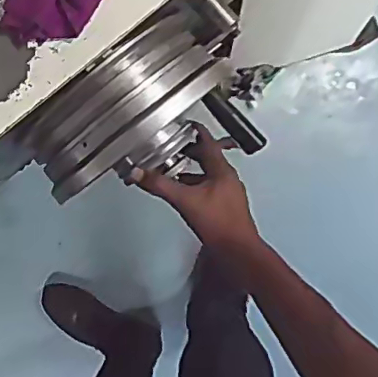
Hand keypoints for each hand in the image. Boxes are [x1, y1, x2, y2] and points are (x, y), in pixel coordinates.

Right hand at [133, 136, 262, 252]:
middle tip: (179, 148)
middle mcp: (228, 180)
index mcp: (222, 172)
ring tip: (178, 171)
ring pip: (208, 175)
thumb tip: (140, 174)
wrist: (237, 251)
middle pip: (209, 158)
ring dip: (193, 171)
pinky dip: (196, 187)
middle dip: (192, 152)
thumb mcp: (183, 200)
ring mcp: (228, 194)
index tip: (191, 125)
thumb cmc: (221, 225)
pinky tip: (186, 196)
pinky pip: (209, 190)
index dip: (198, 132)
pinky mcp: (225, 207)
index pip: (209, 143)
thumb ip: (159, 185)